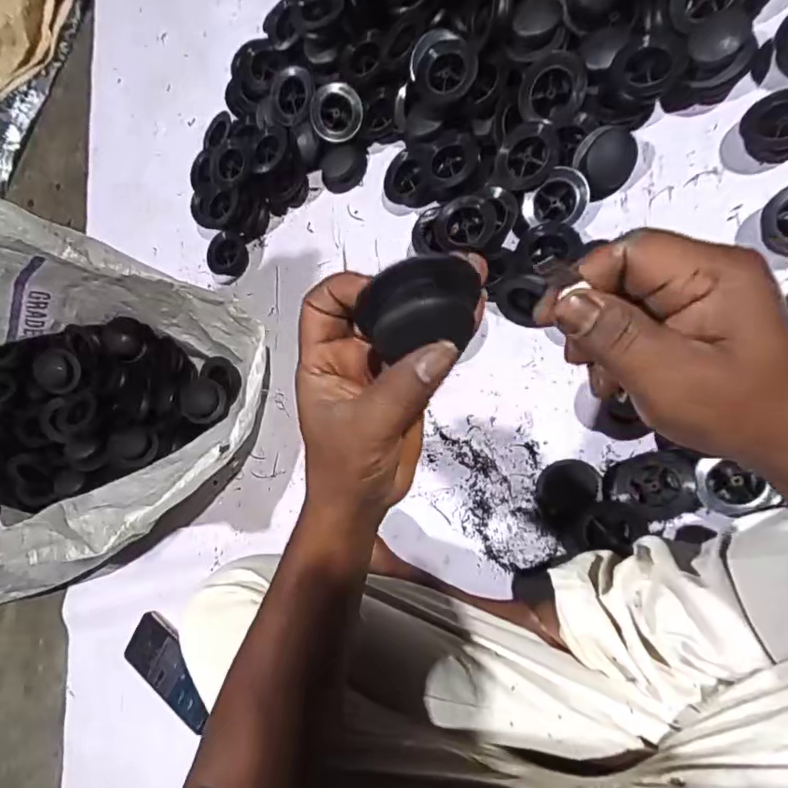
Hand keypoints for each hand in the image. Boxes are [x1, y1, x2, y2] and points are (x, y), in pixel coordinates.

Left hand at [296, 264, 479, 523]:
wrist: (362, 505)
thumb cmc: (341, 475)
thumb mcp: (365, 427)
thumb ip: (401, 388)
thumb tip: (435, 350)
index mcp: (322, 363)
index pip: (323, 305)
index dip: (346, 288)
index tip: (377, 290)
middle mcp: (350, 362)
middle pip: (370, 308)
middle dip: (398, 291)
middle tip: (431, 282)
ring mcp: (380, 373)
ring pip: (403, 330)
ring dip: (429, 312)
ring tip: (459, 292)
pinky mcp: (407, 387)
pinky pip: (427, 356)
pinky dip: (447, 340)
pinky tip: (465, 323)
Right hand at [537, 229, 787, 471]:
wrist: (787, 442)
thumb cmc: (747, 412)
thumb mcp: (665, 375)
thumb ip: (612, 334)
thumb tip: (568, 302)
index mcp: (713, 273)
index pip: (628, 250)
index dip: (582, 281)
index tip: (553, 315)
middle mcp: (712, 276)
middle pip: (625, 274)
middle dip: (593, 316)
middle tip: (580, 353)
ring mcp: (706, 299)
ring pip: (629, 301)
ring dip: (604, 338)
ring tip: (606, 374)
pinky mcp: (699, 322)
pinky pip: (643, 322)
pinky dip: (623, 350)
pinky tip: (622, 377)